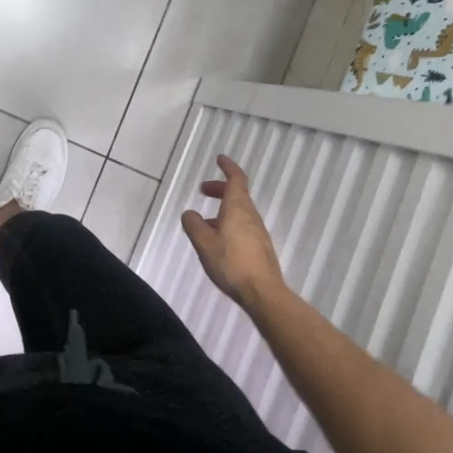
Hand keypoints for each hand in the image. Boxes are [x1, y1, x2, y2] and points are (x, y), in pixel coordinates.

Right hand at [182, 155, 284, 310]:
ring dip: (223, 209)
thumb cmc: (231, 263)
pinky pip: (243, 226)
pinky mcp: (260, 248)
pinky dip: (229, 223)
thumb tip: (190, 213)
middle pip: (237, 194)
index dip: (228, 167)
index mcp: (238, 208)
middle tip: (203, 191)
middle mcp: (250, 215)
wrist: (263, 293)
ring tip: (204, 222)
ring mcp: (258, 232)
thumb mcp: (204, 243)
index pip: (236, 179)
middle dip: (220, 189)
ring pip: (239, 211)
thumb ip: (194, 225)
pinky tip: (218, 241)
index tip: (219, 159)